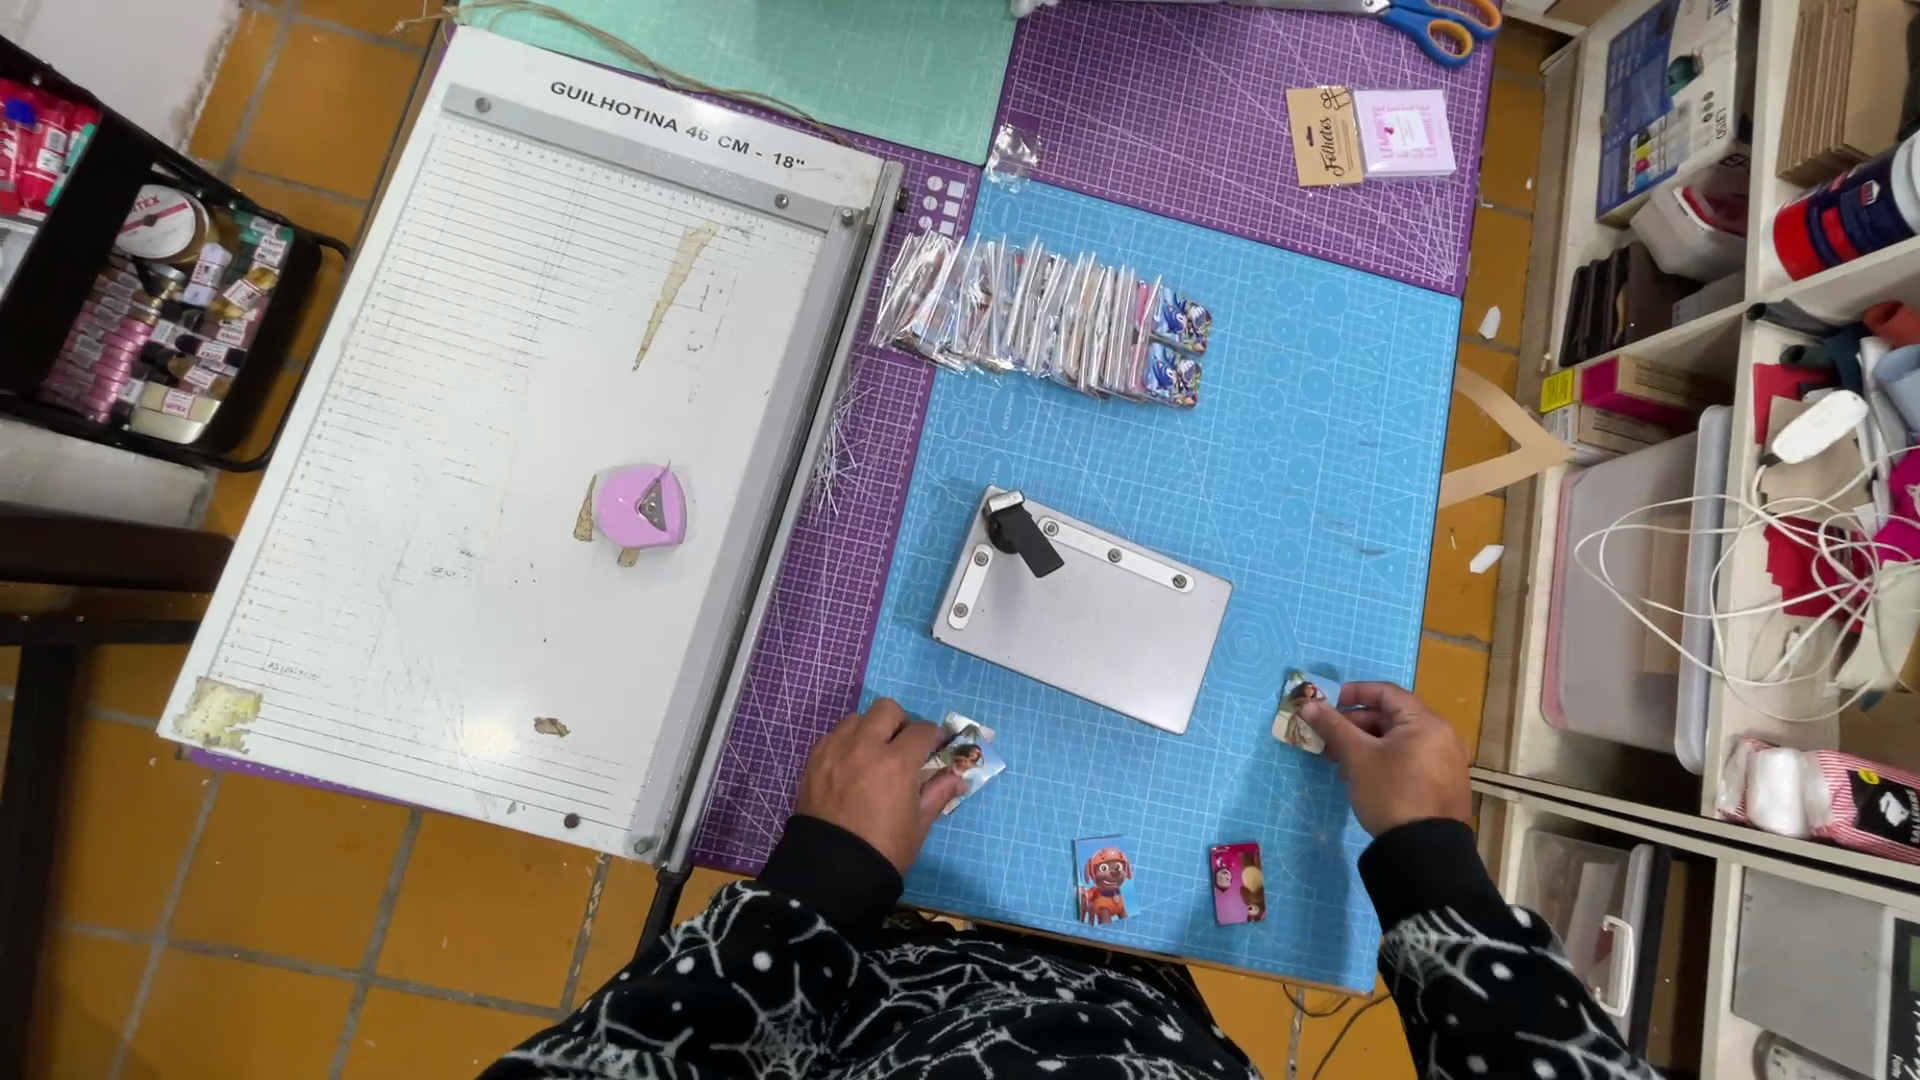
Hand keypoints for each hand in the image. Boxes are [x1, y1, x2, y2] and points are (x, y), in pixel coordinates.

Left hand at [795, 699, 967, 874]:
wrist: (831, 873)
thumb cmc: (883, 851)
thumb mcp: (918, 825)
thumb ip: (937, 793)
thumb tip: (957, 778)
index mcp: (897, 762)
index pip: (922, 730)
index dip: (933, 736)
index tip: (934, 746)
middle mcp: (866, 746)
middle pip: (887, 709)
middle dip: (900, 722)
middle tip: (902, 745)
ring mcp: (836, 750)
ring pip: (857, 718)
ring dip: (870, 729)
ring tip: (873, 755)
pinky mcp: (814, 759)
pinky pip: (834, 735)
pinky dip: (846, 742)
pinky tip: (851, 765)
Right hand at [1298, 682, 1471, 836]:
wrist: (1425, 850)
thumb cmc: (1390, 792)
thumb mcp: (1356, 756)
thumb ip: (1332, 726)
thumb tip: (1308, 704)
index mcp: (1426, 723)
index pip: (1386, 692)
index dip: (1353, 692)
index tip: (1327, 704)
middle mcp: (1442, 736)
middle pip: (1390, 716)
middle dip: (1353, 724)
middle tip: (1327, 738)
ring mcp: (1445, 761)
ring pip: (1396, 739)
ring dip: (1364, 743)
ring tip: (1338, 761)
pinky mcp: (1442, 782)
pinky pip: (1408, 757)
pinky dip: (1382, 758)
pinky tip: (1360, 776)